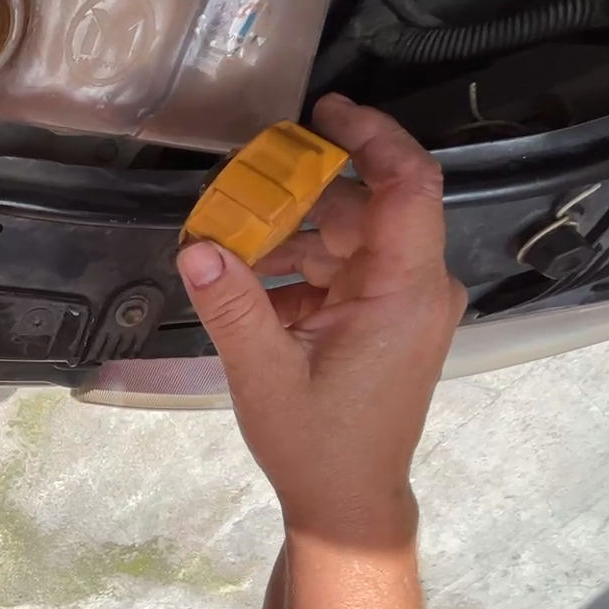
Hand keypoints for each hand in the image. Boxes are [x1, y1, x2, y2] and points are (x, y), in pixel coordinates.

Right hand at [175, 94, 465, 544]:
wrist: (345, 498)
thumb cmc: (314, 441)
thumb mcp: (261, 372)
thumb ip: (229, 305)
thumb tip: (192, 246)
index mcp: (403, 292)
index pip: (405, 187)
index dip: (371, 137)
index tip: (322, 111)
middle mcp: (416, 289)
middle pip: (364, 214)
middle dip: (300, 201)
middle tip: (236, 196)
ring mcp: (400, 308)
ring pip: (347, 246)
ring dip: (289, 244)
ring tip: (229, 255)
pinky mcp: (382, 326)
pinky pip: (340, 278)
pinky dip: (296, 277)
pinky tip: (250, 295)